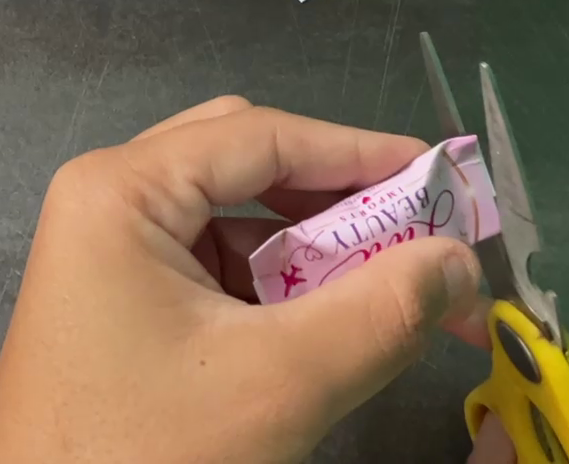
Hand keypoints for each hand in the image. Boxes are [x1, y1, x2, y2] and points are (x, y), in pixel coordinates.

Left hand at [0, 96, 485, 463]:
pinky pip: (209, 247)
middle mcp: (110, 190)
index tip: (437, 171)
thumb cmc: (144, 452)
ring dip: (307, 237)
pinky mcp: (120, 278)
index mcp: (123, 185)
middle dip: (332, 191)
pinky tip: (319, 309)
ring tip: (384, 274)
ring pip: (230, 204)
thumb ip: (379, 314)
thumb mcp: (275, 383)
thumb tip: (458, 262)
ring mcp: (109, 234)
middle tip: (413, 223)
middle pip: (242, 157)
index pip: (260, 136)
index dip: (356, 149)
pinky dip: (270, 270)